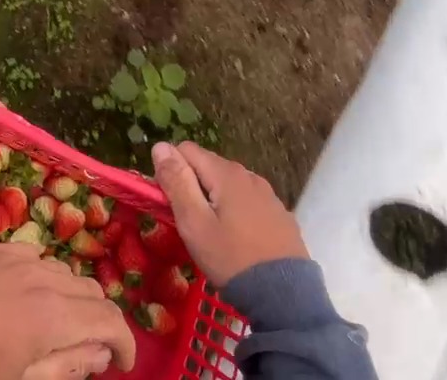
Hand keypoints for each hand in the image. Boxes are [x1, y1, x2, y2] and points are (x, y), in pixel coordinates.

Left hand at [0, 242, 136, 378]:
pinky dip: (43, 275)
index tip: (121, 365)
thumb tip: (99, 354)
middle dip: (98, 320)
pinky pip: (33, 255)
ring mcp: (15, 256)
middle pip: (91, 290)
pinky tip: (27, 297)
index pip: (110, 320)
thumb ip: (68, 367)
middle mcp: (41, 276)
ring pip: (64, 270)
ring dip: (71, 296)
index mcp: (53, 315)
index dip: (125, 344)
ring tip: (56, 325)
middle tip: (86, 349)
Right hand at [152, 141, 307, 286]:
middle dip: (193, 184)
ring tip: (213, 231)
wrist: (286, 299)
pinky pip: (248, 201)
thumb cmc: (232, 259)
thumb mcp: (194, 223)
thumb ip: (177, 182)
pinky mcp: (281, 216)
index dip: (172, 170)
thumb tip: (160, 146)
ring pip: (229, 184)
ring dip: (214, 197)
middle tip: (190, 221)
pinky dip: (236, 210)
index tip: (171, 201)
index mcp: (226, 174)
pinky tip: (239, 237)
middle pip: (208, 165)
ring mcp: (269, 196)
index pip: (186, 149)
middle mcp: (249, 176)